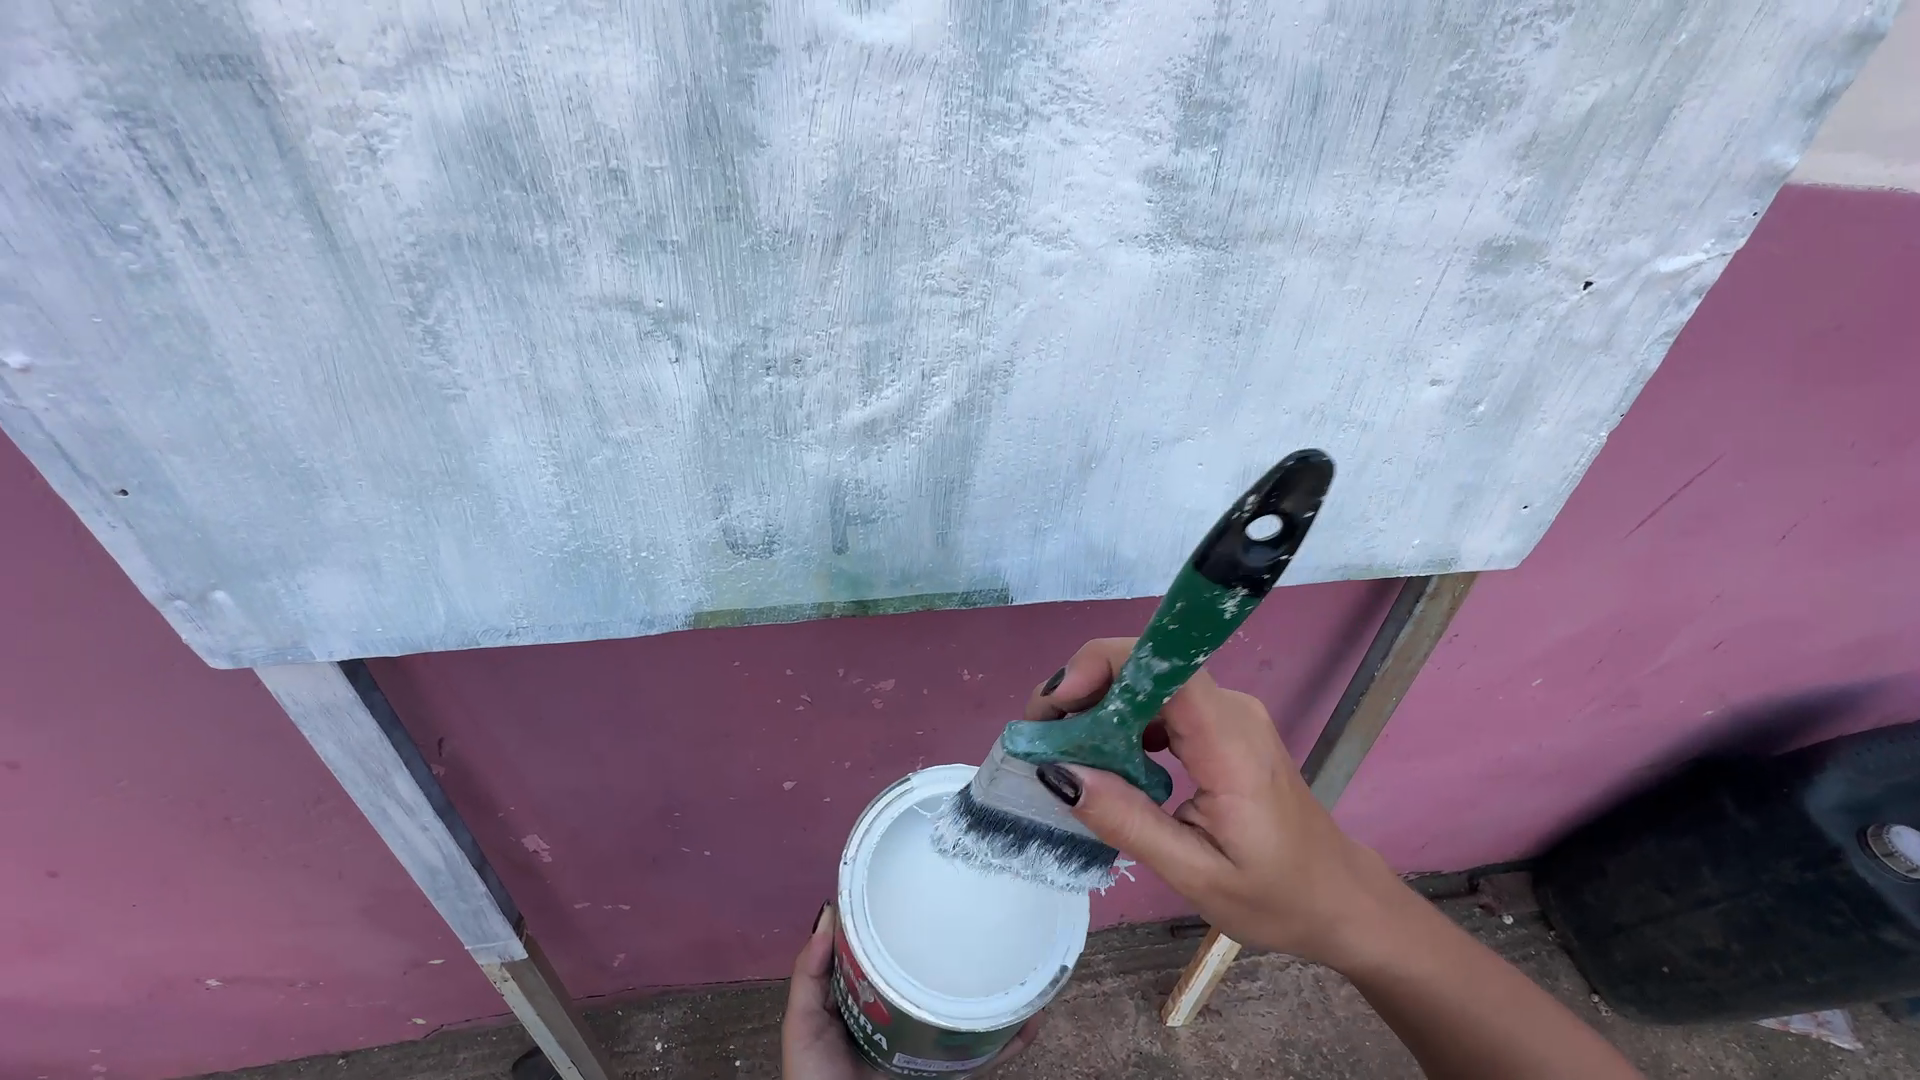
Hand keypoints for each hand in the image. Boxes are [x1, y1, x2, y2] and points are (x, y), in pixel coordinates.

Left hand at [781, 904, 1040, 1078]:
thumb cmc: (815, 1076)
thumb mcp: (803, 1022)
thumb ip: (810, 973)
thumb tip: (829, 913)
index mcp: (875, 1000)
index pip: (900, 956)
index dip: (915, 927)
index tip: (935, 892)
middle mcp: (909, 1018)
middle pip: (944, 980)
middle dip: (970, 955)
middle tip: (990, 921)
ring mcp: (931, 1047)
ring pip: (972, 1013)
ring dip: (1000, 993)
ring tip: (1025, 962)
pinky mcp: (948, 1073)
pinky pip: (985, 1057)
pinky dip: (1011, 1040)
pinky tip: (1030, 1018)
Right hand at [1028, 638, 1403, 969]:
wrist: (1342, 901)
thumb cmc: (1278, 896)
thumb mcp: (1195, 873)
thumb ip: (1126, 820)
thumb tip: (1057, 773)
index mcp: (1229, 740)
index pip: (1163, 664)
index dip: (1102, 667)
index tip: (1056, 705)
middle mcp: (1230, 708)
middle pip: (1147, 667)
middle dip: (1085, 690)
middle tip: (1042, 739)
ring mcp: (1228, 713)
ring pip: (1150, 682)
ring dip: (1099, 707)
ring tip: (1061, 751)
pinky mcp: (1222, 726)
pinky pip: (1162, 704)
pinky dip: (1123, 723)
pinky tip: (1103, 760)